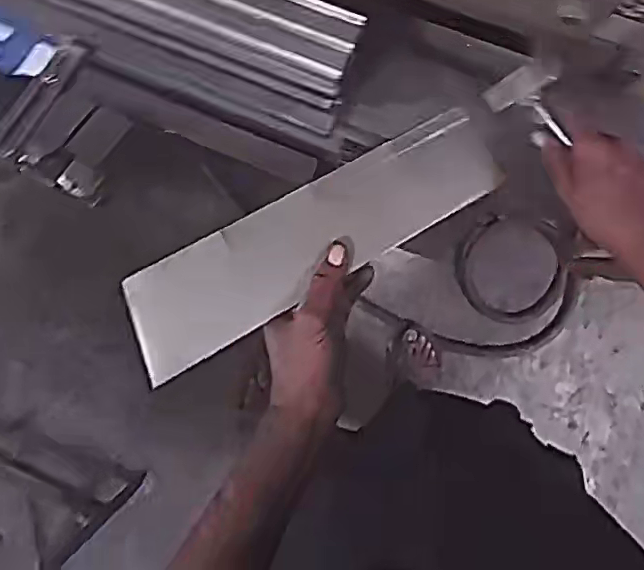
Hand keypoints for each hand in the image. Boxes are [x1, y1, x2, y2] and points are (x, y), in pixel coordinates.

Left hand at [263, 240, 371, 427]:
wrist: (312, 411)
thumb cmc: (304, 371)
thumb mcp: (314, 319)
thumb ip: (325, 285)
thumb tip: (336, 251)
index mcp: (279, 306)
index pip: (293, 269)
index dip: (309, 251)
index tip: (326, 232)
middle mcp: (292, 312)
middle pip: (312, 277)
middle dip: (329, 260)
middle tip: (348, 237)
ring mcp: (311, 323)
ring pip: (328, 288)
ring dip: (343, 273)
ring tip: (360, 252)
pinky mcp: (328, 332)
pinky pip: (340, 302)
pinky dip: (352, 288)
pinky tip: (364, 277)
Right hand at [540, 124, 643, 270]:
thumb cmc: (604, 218)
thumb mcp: (569, 194)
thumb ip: (556, 163)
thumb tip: (549, 143)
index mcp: (592, 145)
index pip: (574, 121)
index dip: (563, 129)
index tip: (558, 142)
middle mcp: (616, 143)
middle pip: (594, 137)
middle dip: (585, 151)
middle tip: (578, 178)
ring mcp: (636, 155)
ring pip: (612, 151)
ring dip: (604, 163)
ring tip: (600, 192)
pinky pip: (628, 163)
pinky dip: (621, 173)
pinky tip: (618, 197)